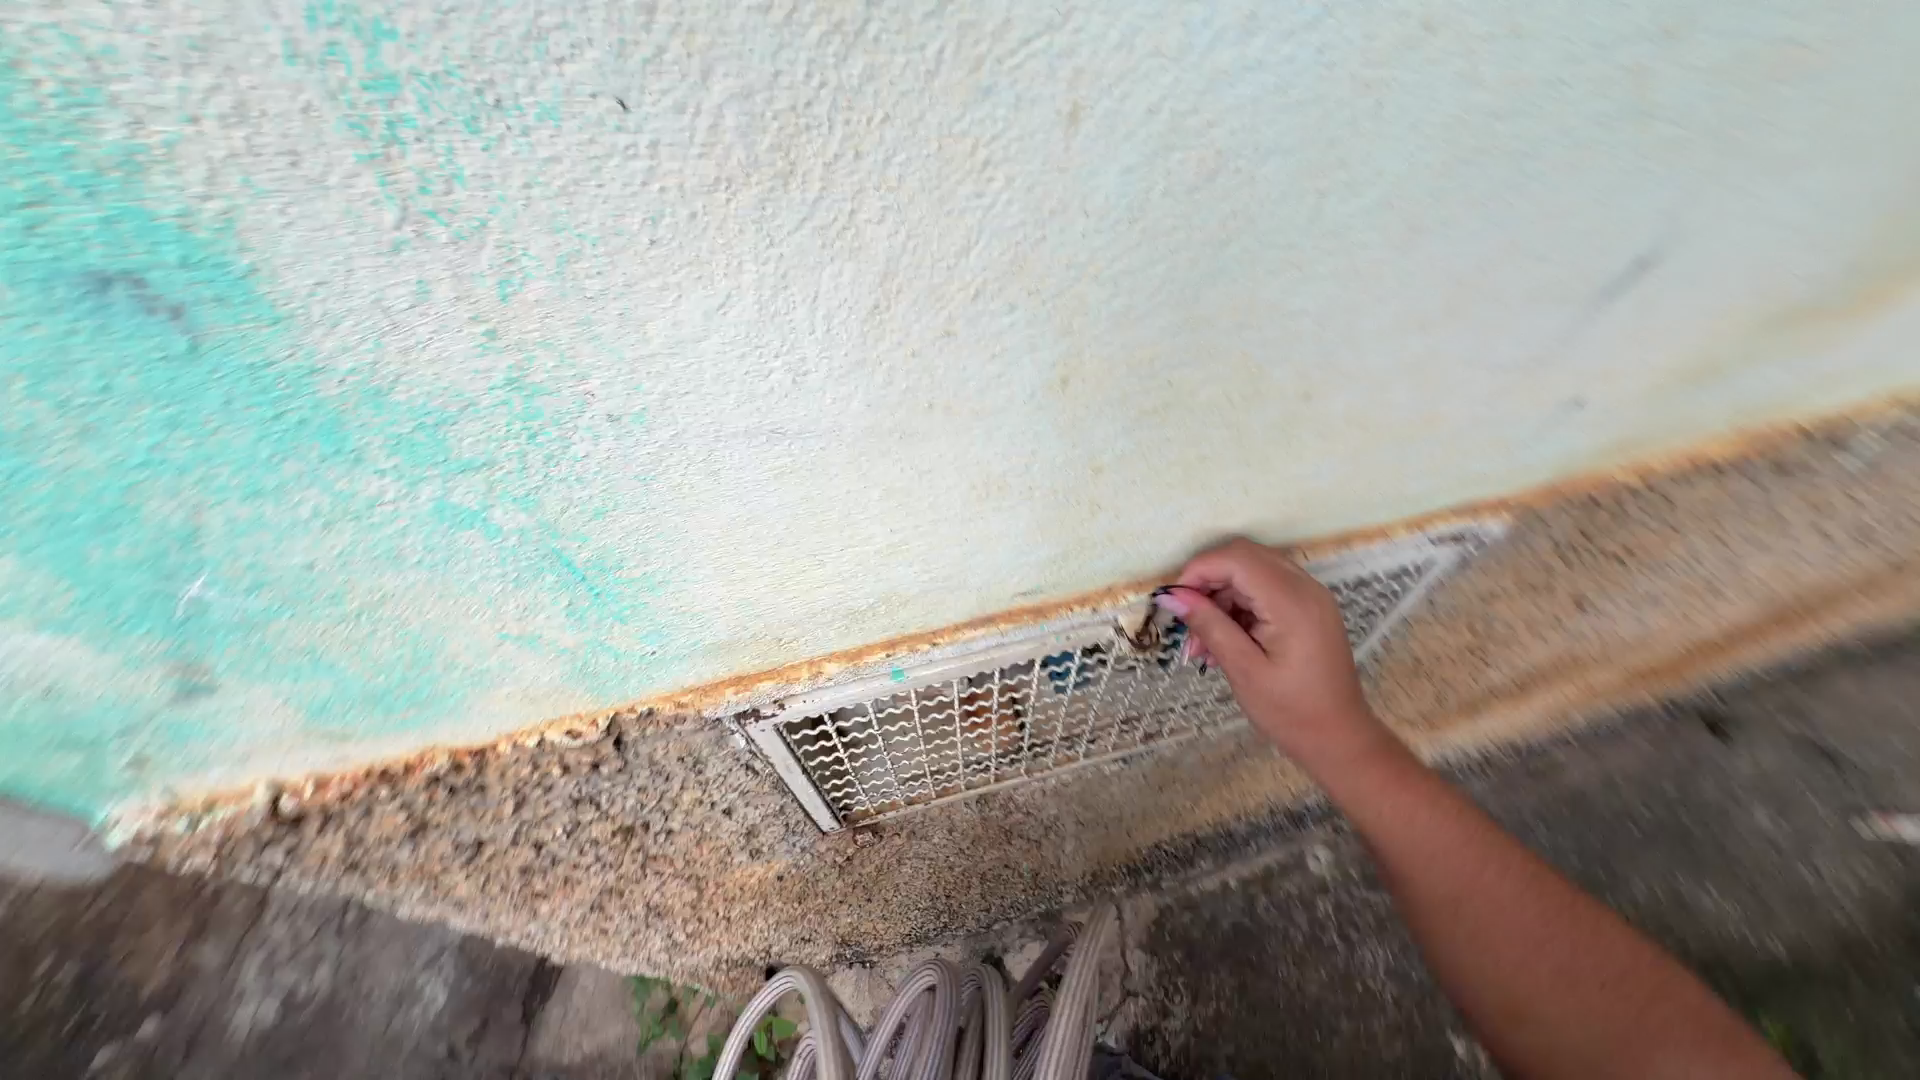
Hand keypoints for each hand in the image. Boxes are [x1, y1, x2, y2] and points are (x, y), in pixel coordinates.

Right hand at [1155, 538, 1398, 775]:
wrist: (1338, 739)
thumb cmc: (1290, 711)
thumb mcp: (1243, 669)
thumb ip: (1208, 625)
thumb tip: (1171, 596)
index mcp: (1292, 602)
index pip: (1236, 558)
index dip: (1198, 570)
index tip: (1174, 601)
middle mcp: (1305, 588)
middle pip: (1243, 558)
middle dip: (1207, 582)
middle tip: (1187, 622)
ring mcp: (1309, 596)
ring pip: (1250, 572)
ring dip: (1220, 598)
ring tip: (1202, 644)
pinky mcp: (1307, 608)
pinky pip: (1264, 590)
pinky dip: (1238, 607)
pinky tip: (1223, 641)